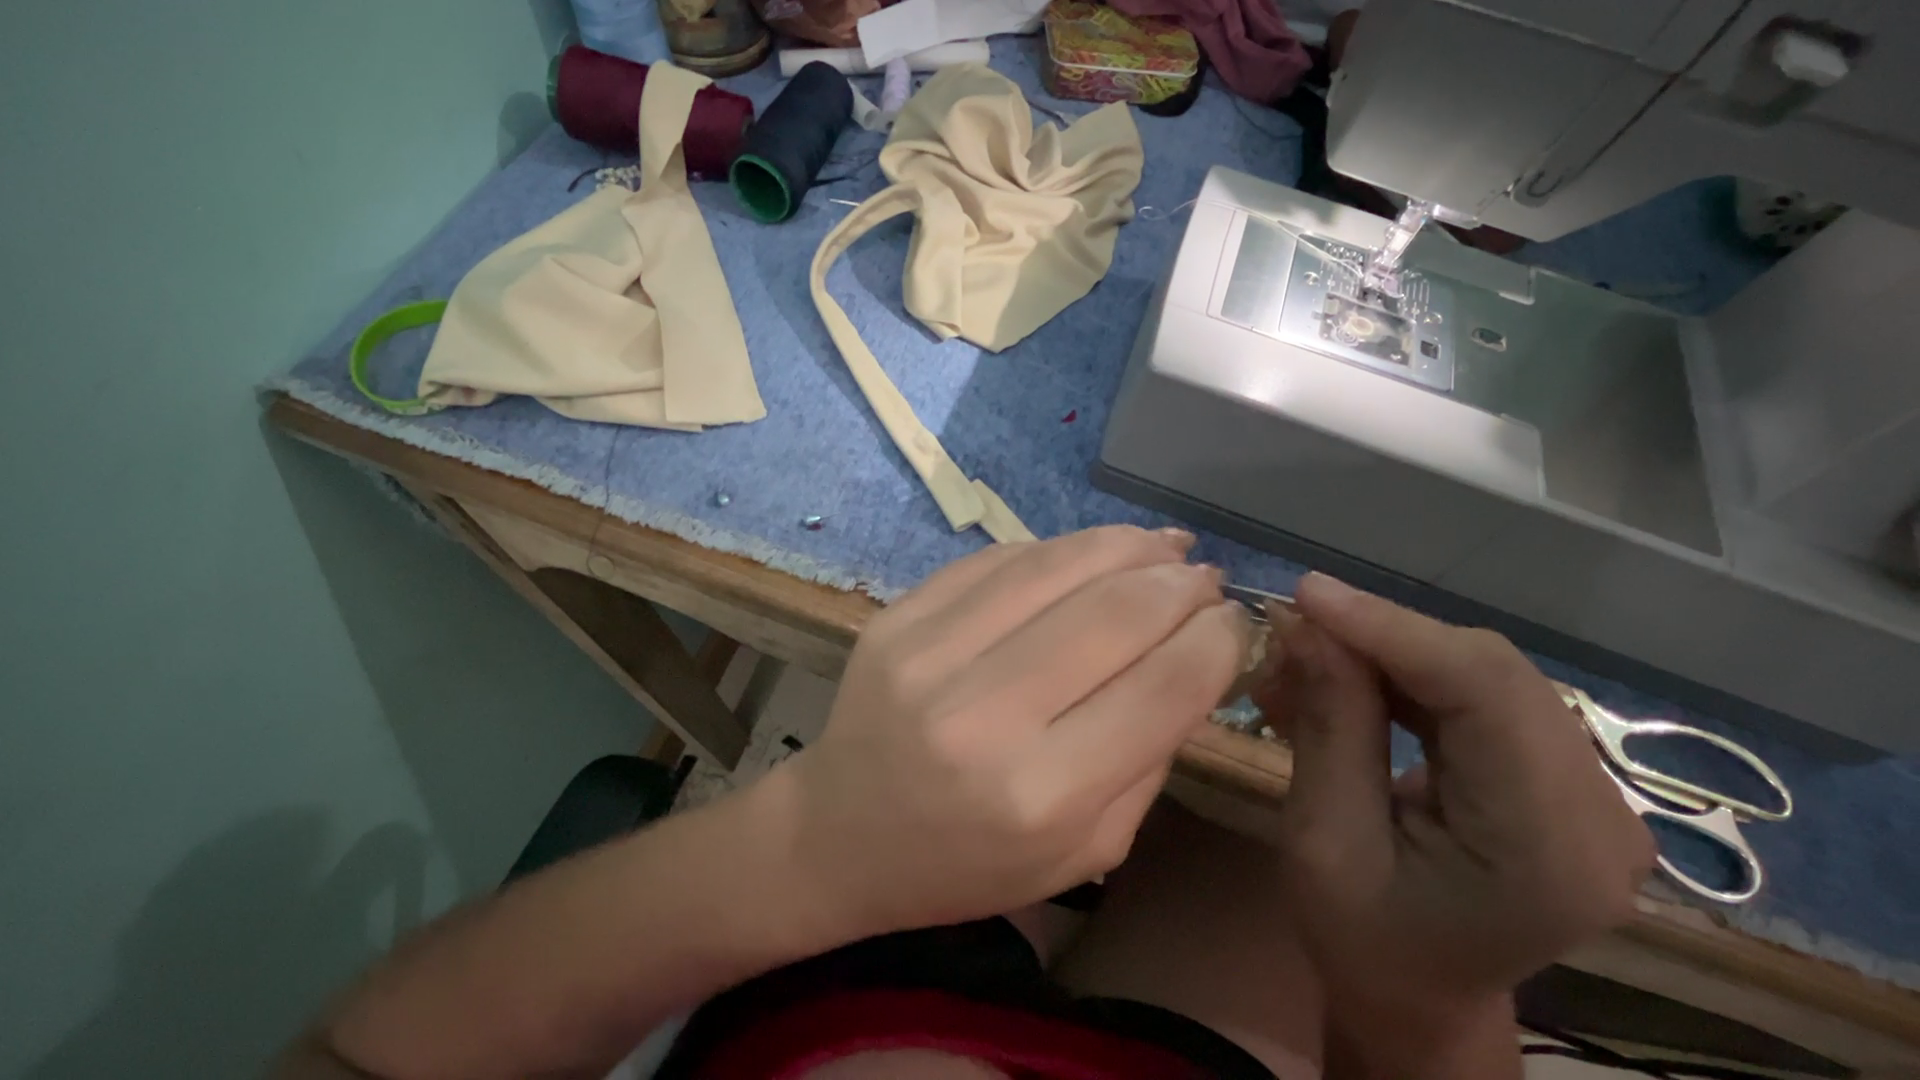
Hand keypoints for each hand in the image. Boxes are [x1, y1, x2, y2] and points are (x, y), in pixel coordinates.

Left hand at [778, 525, 1250, 939]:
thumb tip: (1197, 658)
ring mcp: (929, 655)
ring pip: (1057, 566)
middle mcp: (985, 717)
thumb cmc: (972, 863)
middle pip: (1116, 612)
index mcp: (1043, 795)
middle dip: (1181, 585)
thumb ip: (1151, 758)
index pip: (1164, 685)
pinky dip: (1060, 548)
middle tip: (1205, 581)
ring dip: (1128, 546)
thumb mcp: (1088, 849)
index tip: (1235, 622)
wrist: (843, 836)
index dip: (1217, 640)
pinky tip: (1094, 552)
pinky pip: (999, 560)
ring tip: (1165, 547)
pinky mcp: (897, 618)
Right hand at [1253, 575, 1654, 1051]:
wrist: (1419, 1000)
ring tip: (1309, 657)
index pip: (1484, 693)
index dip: (1392, 629)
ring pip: (1488, 677)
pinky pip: (1486, 700)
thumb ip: (1330, 728)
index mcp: (1548, 849)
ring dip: (1392, 655)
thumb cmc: (1361, 942)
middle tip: (1296, 627)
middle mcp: (1599, 813)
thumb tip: (1310, 624)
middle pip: (1494, 675)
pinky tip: (1351, 678)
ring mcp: (1594, 796)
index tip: (1307, 593)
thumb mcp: (1323, 842)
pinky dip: (1412, 680)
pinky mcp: (1567, 782)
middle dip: (1384, 638)